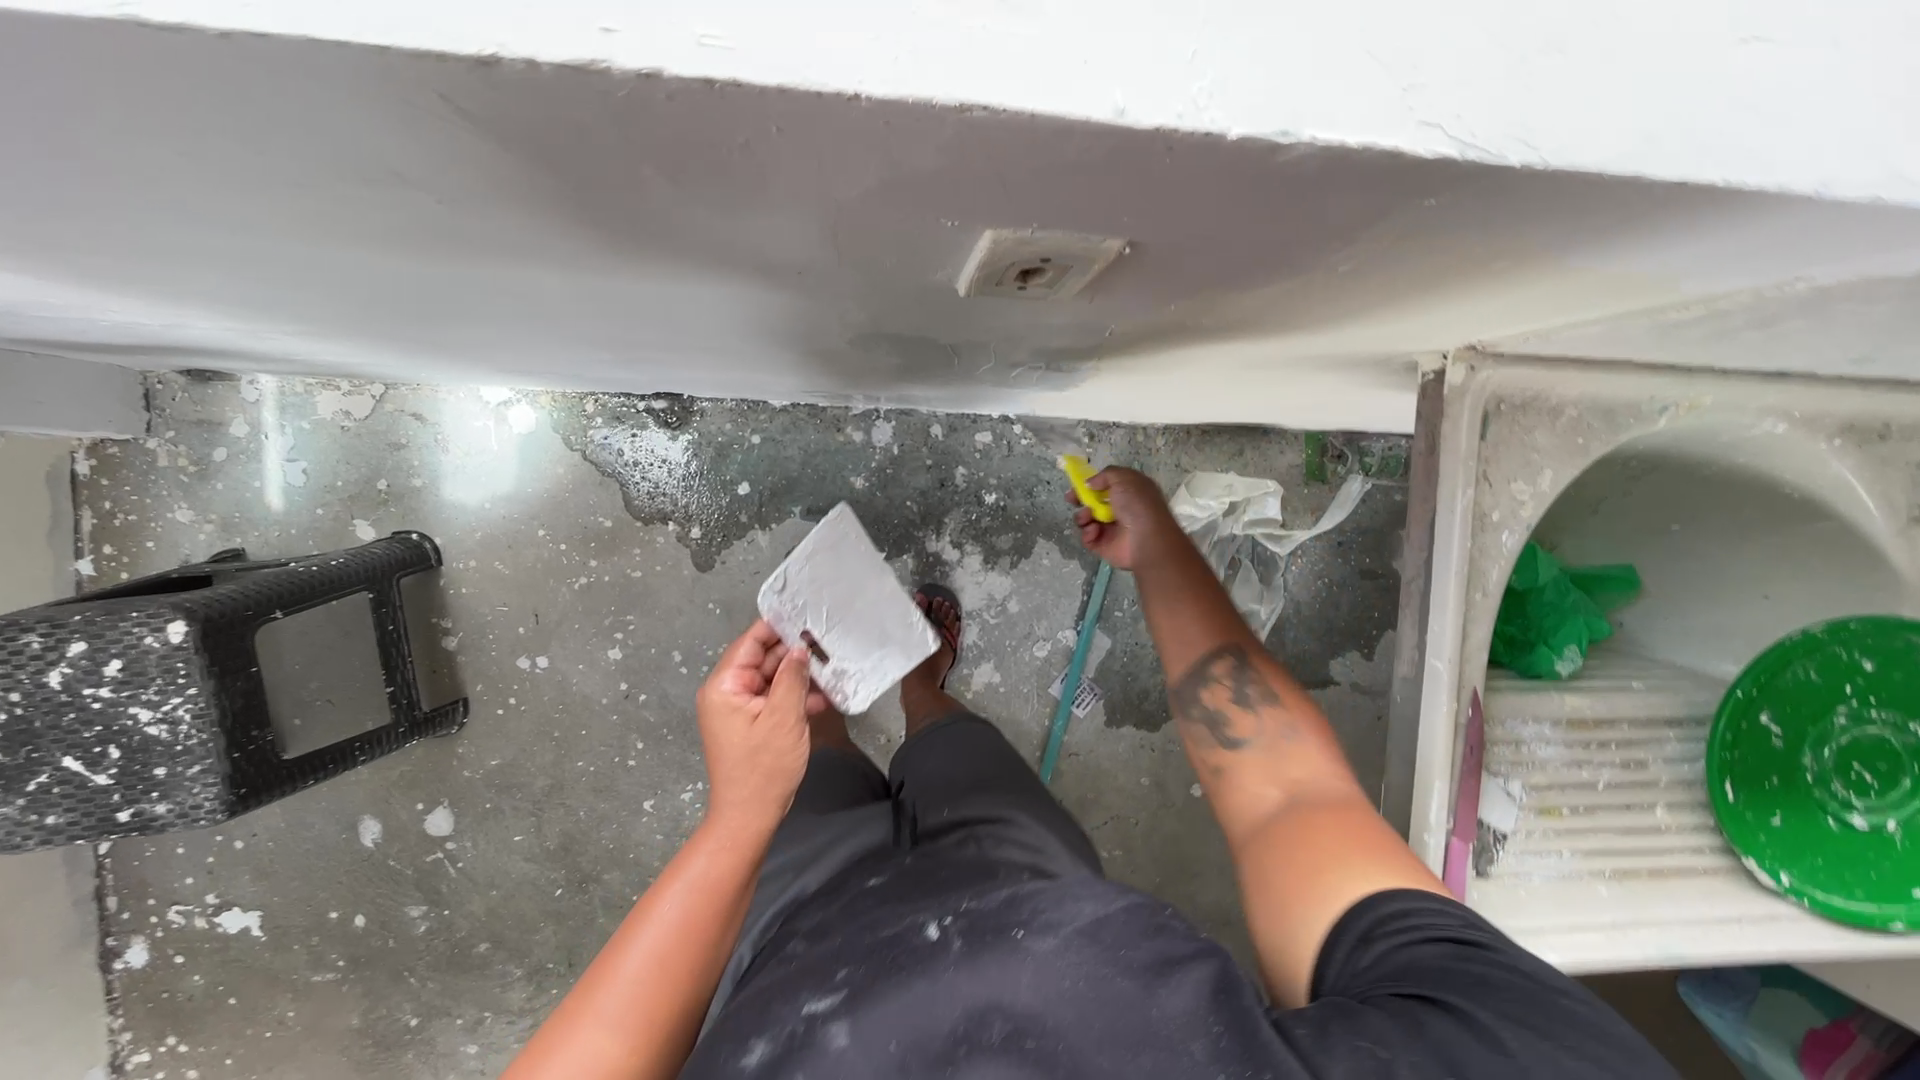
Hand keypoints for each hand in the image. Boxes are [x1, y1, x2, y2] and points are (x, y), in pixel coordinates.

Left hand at [695, 619, 813, 830]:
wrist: (751, 816)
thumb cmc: (763, 767)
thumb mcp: (783, 718)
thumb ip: (792, 678)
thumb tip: (800, 650)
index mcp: (724, 686)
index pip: (749, 643)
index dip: (776, 627)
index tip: (804, 612)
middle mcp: (728, 693)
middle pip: (762, 659)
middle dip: (793, 652)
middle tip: (827, 639)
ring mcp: (740, 709)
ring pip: (772, 679)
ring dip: (799, 676)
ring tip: (832, 665)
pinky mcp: (753, 724)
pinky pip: (774, 699)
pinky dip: (795, 696)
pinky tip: (824, 695)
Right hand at [1066, 466, 1181, 570]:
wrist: (1146, 538)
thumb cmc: (1137, 504)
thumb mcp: (1124, 478)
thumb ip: (1105, 475)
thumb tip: (1090, 484)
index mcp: (1128, 492)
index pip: (1106, 486)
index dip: (1091, 484)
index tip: (1079, 484)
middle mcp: (1120, 510)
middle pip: (1093, 503)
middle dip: (1080, 500)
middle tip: (1071, 499)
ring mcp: (1111, 529)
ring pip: (1087, 520)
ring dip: (1083, 516)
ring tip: (1088, 516)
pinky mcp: (1104, 546)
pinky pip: (1088, 538)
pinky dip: (1088, 533)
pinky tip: (1095, 531)